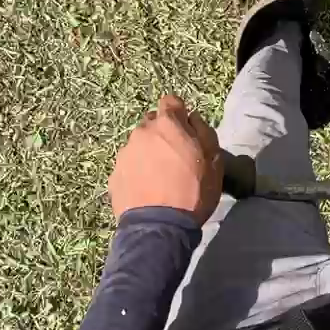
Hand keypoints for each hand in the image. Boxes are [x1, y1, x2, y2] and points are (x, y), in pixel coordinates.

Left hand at [108, 94, 222, 221]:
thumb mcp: (214, 160)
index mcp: (167, 124)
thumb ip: (204, 131)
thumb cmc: (193, 191)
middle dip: (163, 134)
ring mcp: (125, 154)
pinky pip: (129, 165)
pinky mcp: (114, 175)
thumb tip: (192, 120)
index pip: (171, 101)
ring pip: (139, 145)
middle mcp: (142, 132)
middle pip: (153, 123)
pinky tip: (147, 190)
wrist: (160, 228)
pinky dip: (137, 172)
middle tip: (175, 157)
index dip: (179, 113)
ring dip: (149, 153)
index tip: (186, 130)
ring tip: (160, 178)